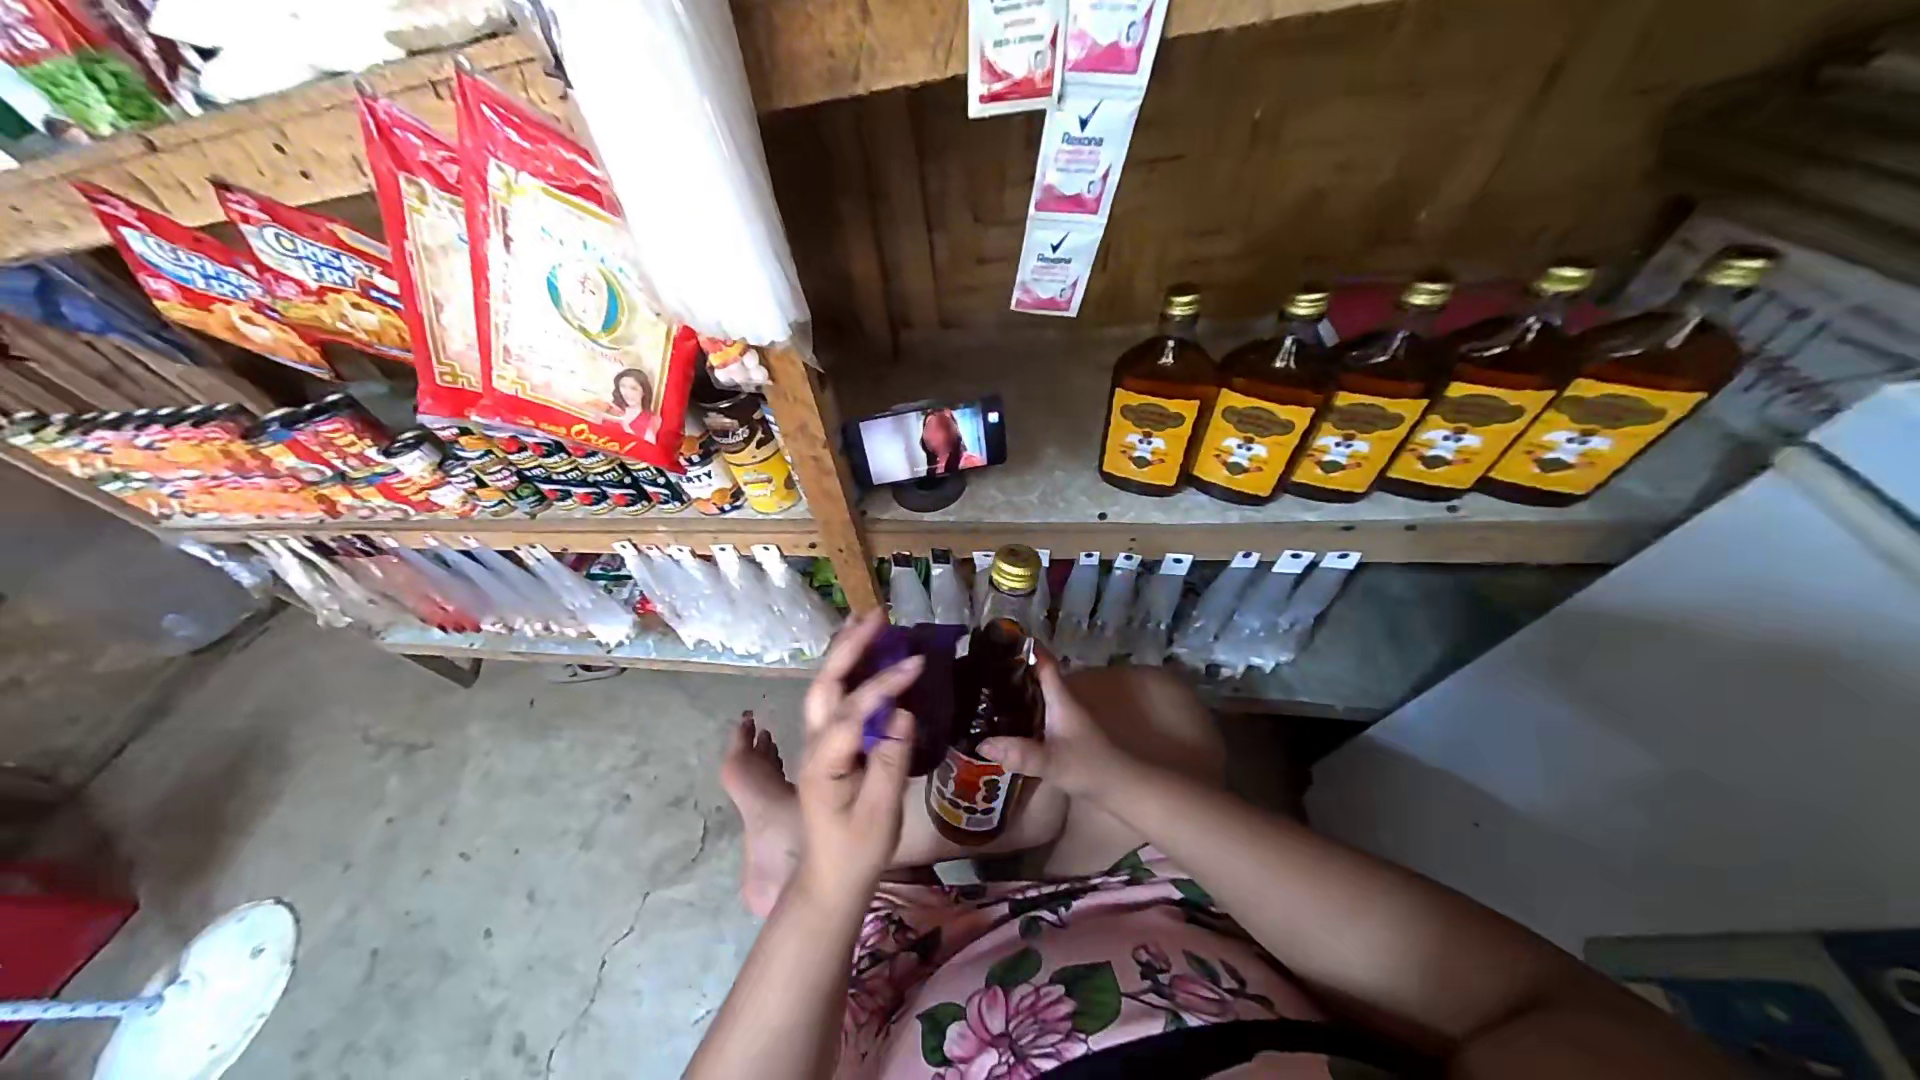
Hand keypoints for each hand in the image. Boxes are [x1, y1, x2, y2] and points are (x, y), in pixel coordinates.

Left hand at [792, 609, 922, 906]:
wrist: (831, 877)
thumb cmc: (858, 850)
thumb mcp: (881, 814)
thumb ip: (891, 762)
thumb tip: (902, 714)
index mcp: (824, 763)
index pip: (853, 712)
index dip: (883, 685)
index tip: (916, 664)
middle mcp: (814, 744)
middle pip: (826, 685)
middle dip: (849, 647)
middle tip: (877, 616)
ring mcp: (817, 741)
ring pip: (824, 686)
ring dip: (843, 651)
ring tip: (865, 620)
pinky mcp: (828, 743)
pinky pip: (834, 697)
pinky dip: (847, 669)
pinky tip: (862, 654)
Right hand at [979, 651, 1127, 801]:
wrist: (1118, 788)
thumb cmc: (1090, 767)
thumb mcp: (1052, 762)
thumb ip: (1020, 754)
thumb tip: (981, 744)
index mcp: (1061, 699)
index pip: (1045, 663)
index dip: (1027, 648)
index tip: (1001, 638)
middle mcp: (1061, 703)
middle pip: (1036, 677)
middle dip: (1012, 669)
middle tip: (981, 666)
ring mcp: (1061, 719)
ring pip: (1034, 696)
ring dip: (1014, 691)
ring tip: (983, 689)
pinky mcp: (1060, 735)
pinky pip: (1034, 715)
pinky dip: (1018, 712)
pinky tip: (1001, 720)